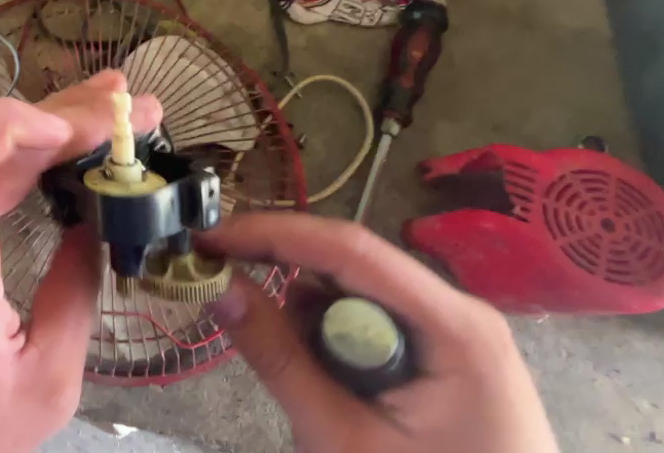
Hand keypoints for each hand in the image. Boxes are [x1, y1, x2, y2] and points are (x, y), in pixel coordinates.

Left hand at [0, 71, 162, 452]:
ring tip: (114, 105)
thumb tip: (95, 228)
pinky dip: (33, 153)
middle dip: (58, 114)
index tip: (68, 130)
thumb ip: (72, 301)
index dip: (5, 130)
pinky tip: (71, 141)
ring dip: (50, 123)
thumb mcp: (42, 388)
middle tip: (128, 100)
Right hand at [205, 212, 557, 452]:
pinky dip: (330, 337)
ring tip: (305, 381)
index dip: (271, 232)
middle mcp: (456, 309)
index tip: (207, 238)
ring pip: (351, 291)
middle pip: (348, 264)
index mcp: (453, 324)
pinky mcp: (441, 352)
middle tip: (221, 289)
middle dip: (282, 274)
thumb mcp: (345, 441)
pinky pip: (366, 318)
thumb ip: (280, 358)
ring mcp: (452, 330)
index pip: (347, 247)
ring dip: (308, 318)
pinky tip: (329, 383)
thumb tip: (217, 285)